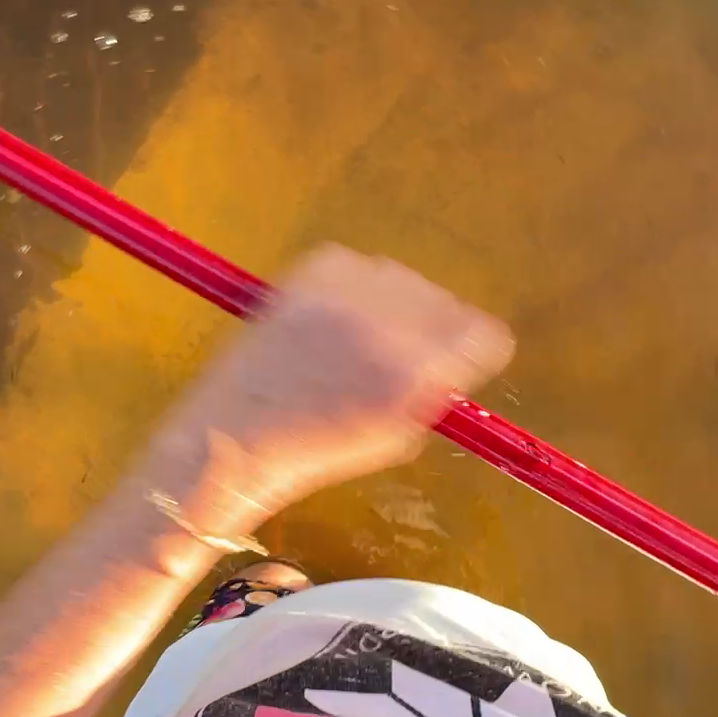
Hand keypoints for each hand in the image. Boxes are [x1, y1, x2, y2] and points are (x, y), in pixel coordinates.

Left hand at [141, 244, 513, 533]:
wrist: (235, 435)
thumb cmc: (315, 452)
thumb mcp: (394, 438)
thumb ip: (434, 395)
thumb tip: (455, 362)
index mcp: (412, 376)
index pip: (482, 336)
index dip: (474, 348)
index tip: (463, 357)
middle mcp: (384, 326)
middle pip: (444, 301)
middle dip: (435, 326)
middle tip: (407, 350)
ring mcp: (344, 294)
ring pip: (401, 278)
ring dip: (395, 303)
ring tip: (364, 334)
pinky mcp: (309, 274)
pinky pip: (355, 264)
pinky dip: (353, 287)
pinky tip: (333, 316)